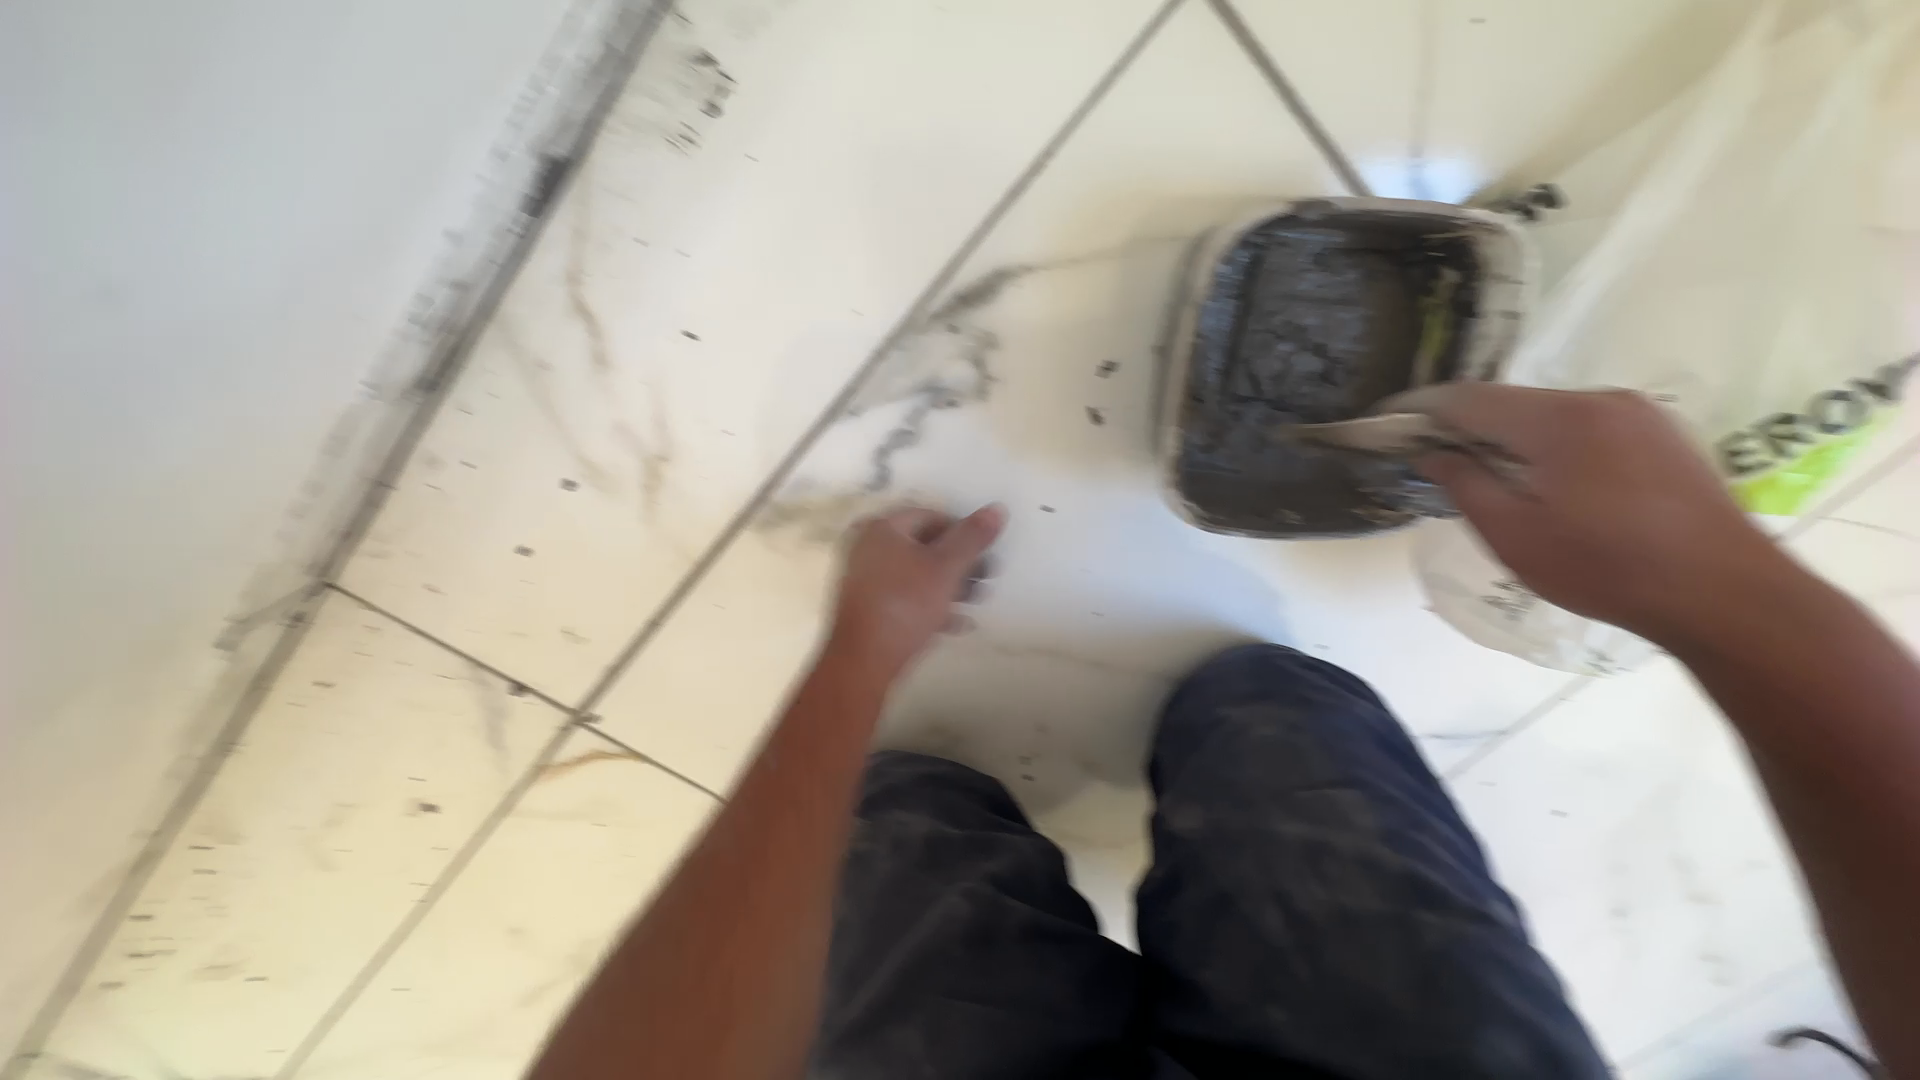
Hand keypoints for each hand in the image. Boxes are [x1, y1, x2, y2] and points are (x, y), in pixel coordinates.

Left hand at [826, 504, 1005, 679]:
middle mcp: (867, 547)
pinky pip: (905, 598)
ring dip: (949, 585)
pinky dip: (930, 606)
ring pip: (915, 575)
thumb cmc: (905, 604)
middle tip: (985, 578)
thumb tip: (997, 508)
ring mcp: (864, 579)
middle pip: (923, 546)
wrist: (862, 661)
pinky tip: (959, 624)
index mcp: (882, 528)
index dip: (962, 531)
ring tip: (976, 600)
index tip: (984, 552)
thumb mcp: (946, 568)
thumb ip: (972, 538)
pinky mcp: (867, 608)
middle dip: (958, 563)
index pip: (931, 516)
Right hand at [1384, 383, 1795, 645]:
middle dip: (1463, 426)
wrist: (1728, 597)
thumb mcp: (1512, 534)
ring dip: (1507, 438)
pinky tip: (1542, 482)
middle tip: (1429, 460)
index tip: (1384, 424)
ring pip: (1547, 414)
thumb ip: (1463, 484)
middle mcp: (1600, 400)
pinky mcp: (1662, 434)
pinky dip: (1547, 444)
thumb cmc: (1604, 568)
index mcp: (1560, 420)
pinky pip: (1583, 427)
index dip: (1419, 409)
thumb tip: (1431, 453)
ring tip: (1484, 478)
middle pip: (1509, 403)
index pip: (1467, 399)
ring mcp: (1639, 414)